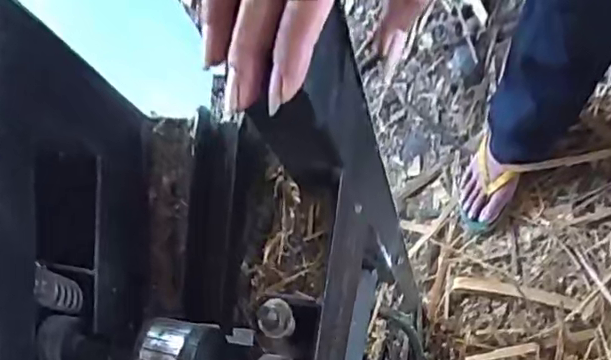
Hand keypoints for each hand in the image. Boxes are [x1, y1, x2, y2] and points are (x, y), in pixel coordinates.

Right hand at [201, 0, 432, 113]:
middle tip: (236, 99)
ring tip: (211, 59)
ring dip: (214, 19)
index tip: (277, 99)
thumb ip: (407, 2)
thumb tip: (389, 52)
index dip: (286, 60)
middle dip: (242, 55)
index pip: (303, 11)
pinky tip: (203, 8)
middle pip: (257, 1)